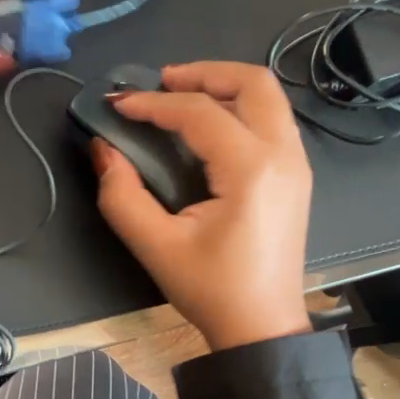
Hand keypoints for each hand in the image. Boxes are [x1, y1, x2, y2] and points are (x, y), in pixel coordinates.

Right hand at [91, 63, 313, 351]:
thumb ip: (122, 197)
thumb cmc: (209, 289)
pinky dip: (239, 109)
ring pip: (268, 97)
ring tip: (180, 97)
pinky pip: (272, 120)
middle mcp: (283, 154)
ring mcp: (296, 163)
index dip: (153, 103)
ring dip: (224, 87)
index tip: (117, 105)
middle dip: (202, 74)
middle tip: (160, 82)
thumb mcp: (155, 247)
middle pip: (252, 83)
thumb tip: (102, 152)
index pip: (199, 113)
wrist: (260, 324)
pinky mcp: (295, 175)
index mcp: (250, 169)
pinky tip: (208, 127)